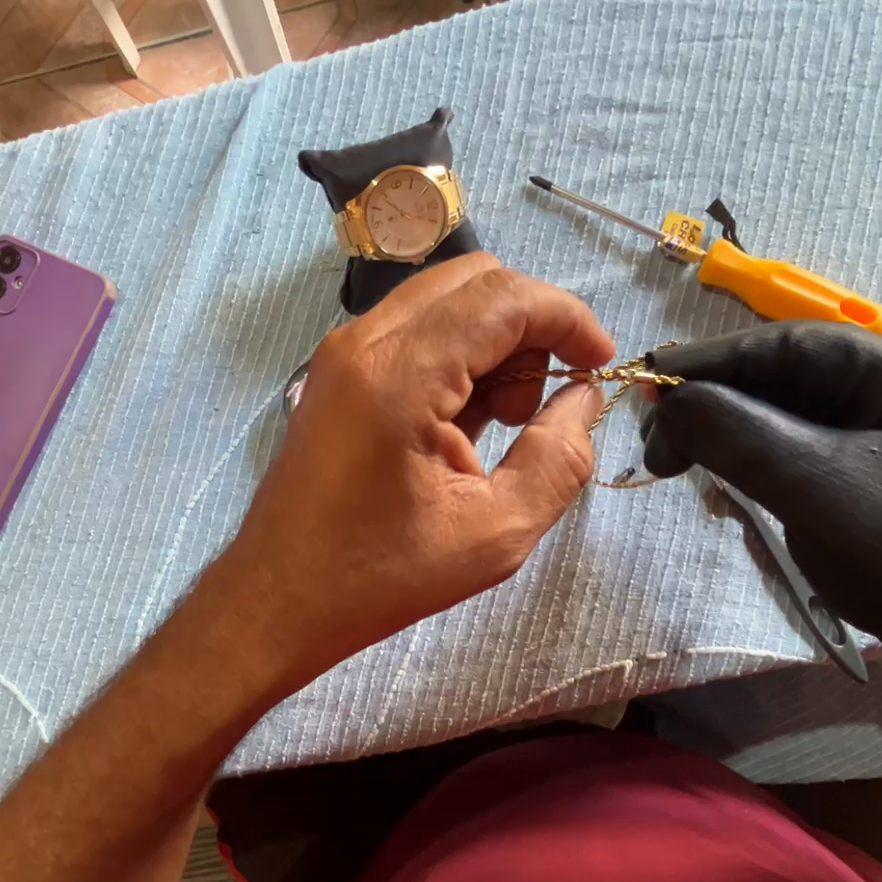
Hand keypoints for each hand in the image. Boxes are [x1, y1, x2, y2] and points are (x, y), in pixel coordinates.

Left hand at [217, 253, 613, 685]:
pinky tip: (466, 424)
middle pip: (475, 282)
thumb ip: (558, 459)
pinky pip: (415, 333)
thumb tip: (584, 399)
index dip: (568, 319)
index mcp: (399, 375)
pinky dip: (459, 358)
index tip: (602, 364)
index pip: (503, 298)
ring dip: (495, 342)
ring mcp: (344, 353)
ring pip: (445, 302)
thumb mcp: (494, 533)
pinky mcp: (339, 373)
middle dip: (532, 325)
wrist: (280, 599)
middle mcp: (364, 342)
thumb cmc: (381, 576)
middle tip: (548, 400)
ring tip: (506, 423)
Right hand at [640, 322, 881, 717]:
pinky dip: (729, 451)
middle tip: (652, 435)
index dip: (716, 357)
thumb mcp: (819, 490)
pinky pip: (772, 442)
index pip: (796, 346)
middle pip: (778, 376)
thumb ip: (741, 436)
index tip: (652, 376)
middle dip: (708, 400)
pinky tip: (698, 465)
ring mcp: (862, 428)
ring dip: (712, 427)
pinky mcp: (838, 465)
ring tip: (664, 456)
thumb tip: (666, 404)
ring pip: (768, 409)